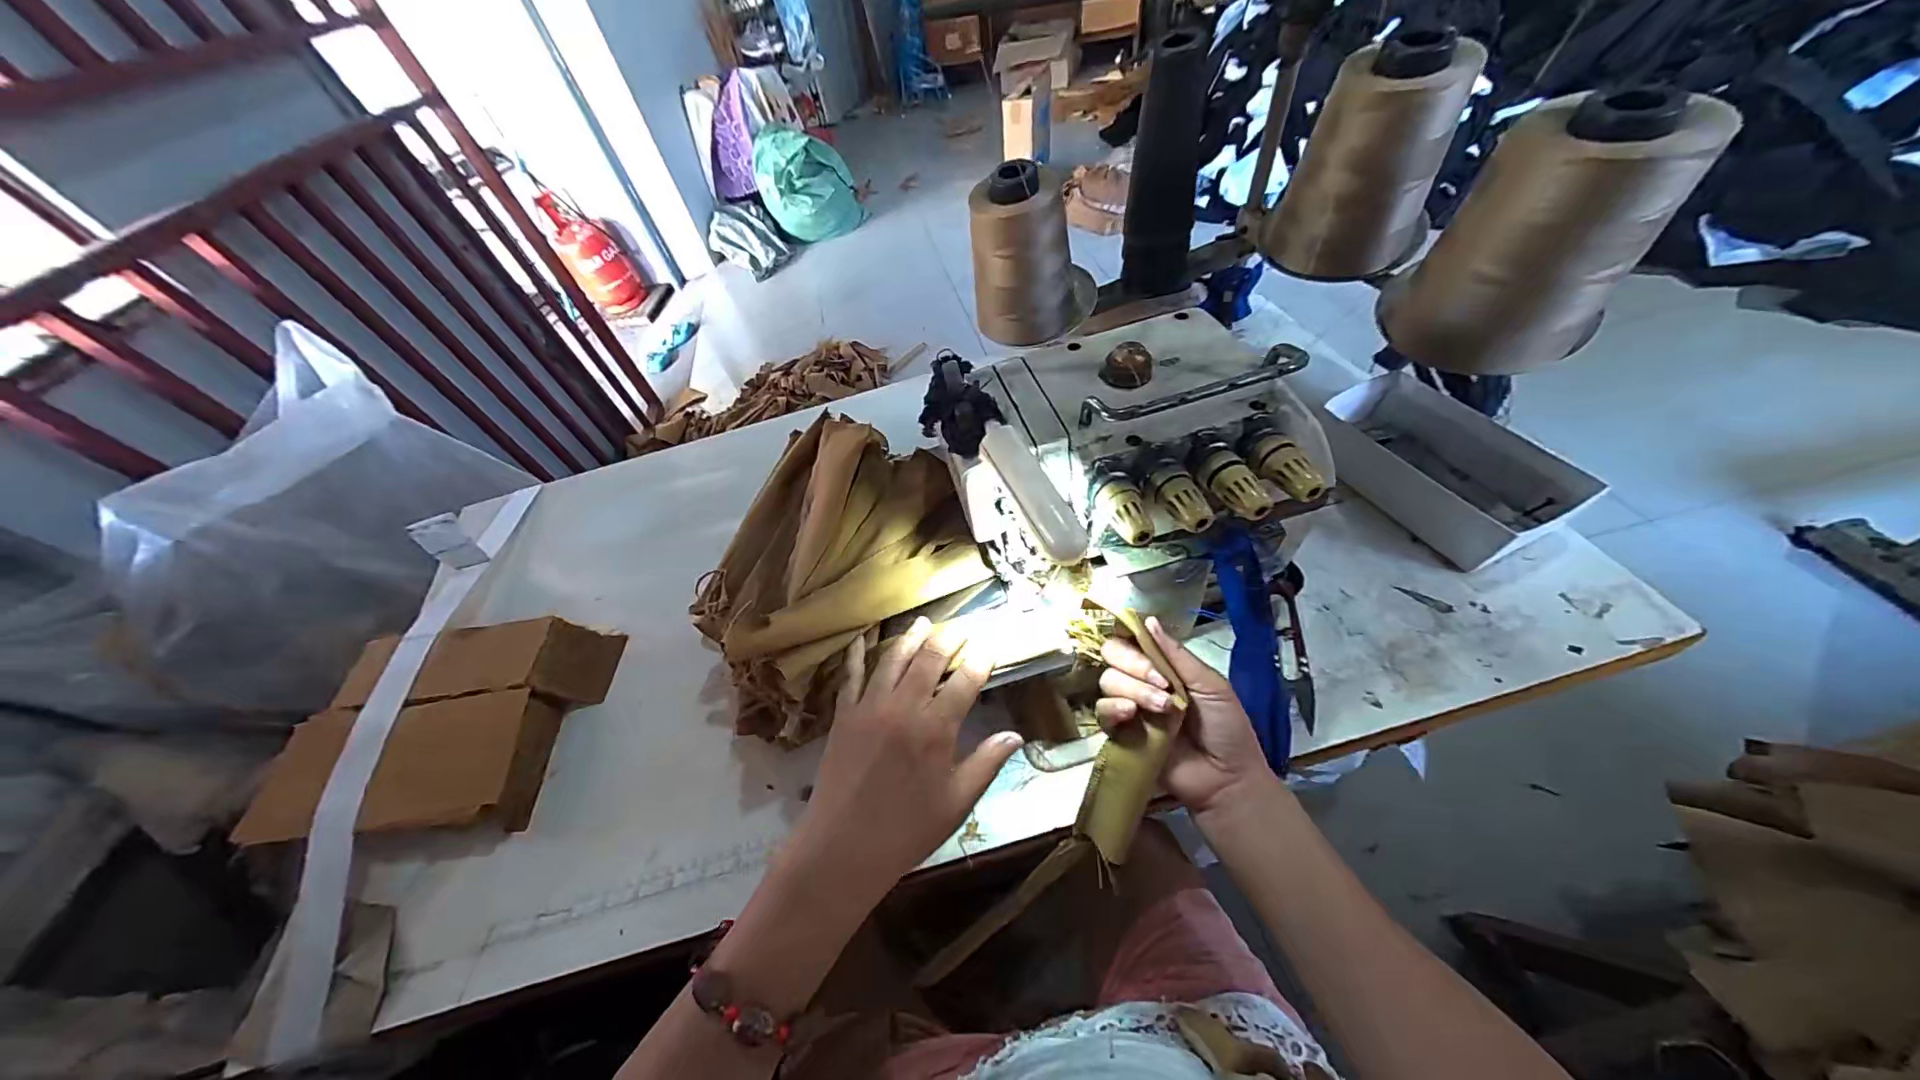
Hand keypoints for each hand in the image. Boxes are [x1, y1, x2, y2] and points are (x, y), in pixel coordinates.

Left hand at [784, 617, 1023, 900]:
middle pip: (929, 660)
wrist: (842, 847)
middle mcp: (904, 708)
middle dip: (948, 639)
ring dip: (910, 638)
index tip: (990, 647)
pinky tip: (861, 639)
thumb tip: (1015, 736)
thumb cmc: (907, 830)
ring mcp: (870, 708)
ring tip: (922, 622)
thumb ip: (986, 763)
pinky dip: (857, 655)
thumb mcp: (957, 801)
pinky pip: (851, 677)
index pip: (965, 681)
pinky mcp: (844, 716)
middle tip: (959, 628)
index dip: (980, 660)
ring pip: (893, 659)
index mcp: (936, 729)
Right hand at [1095, 616, 1282, 818]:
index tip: (1138, 639)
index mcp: (1163, 667)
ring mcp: (1129, 707)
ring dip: (1132, 689)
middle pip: (1113, 655)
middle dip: (1134, 664)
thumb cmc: (1226, 728)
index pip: (1132, 640)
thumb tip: (1148, 620)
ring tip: (1161, 707)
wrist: (1226, 778)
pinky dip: (1113, 707)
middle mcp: (1141, 682)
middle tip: (1162, 683)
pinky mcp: (1120, 733)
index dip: (1130, 636)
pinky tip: (1131, 713)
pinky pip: (1102, 712)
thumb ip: (1177, 655)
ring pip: (1108, 681)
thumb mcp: (1211, 685)